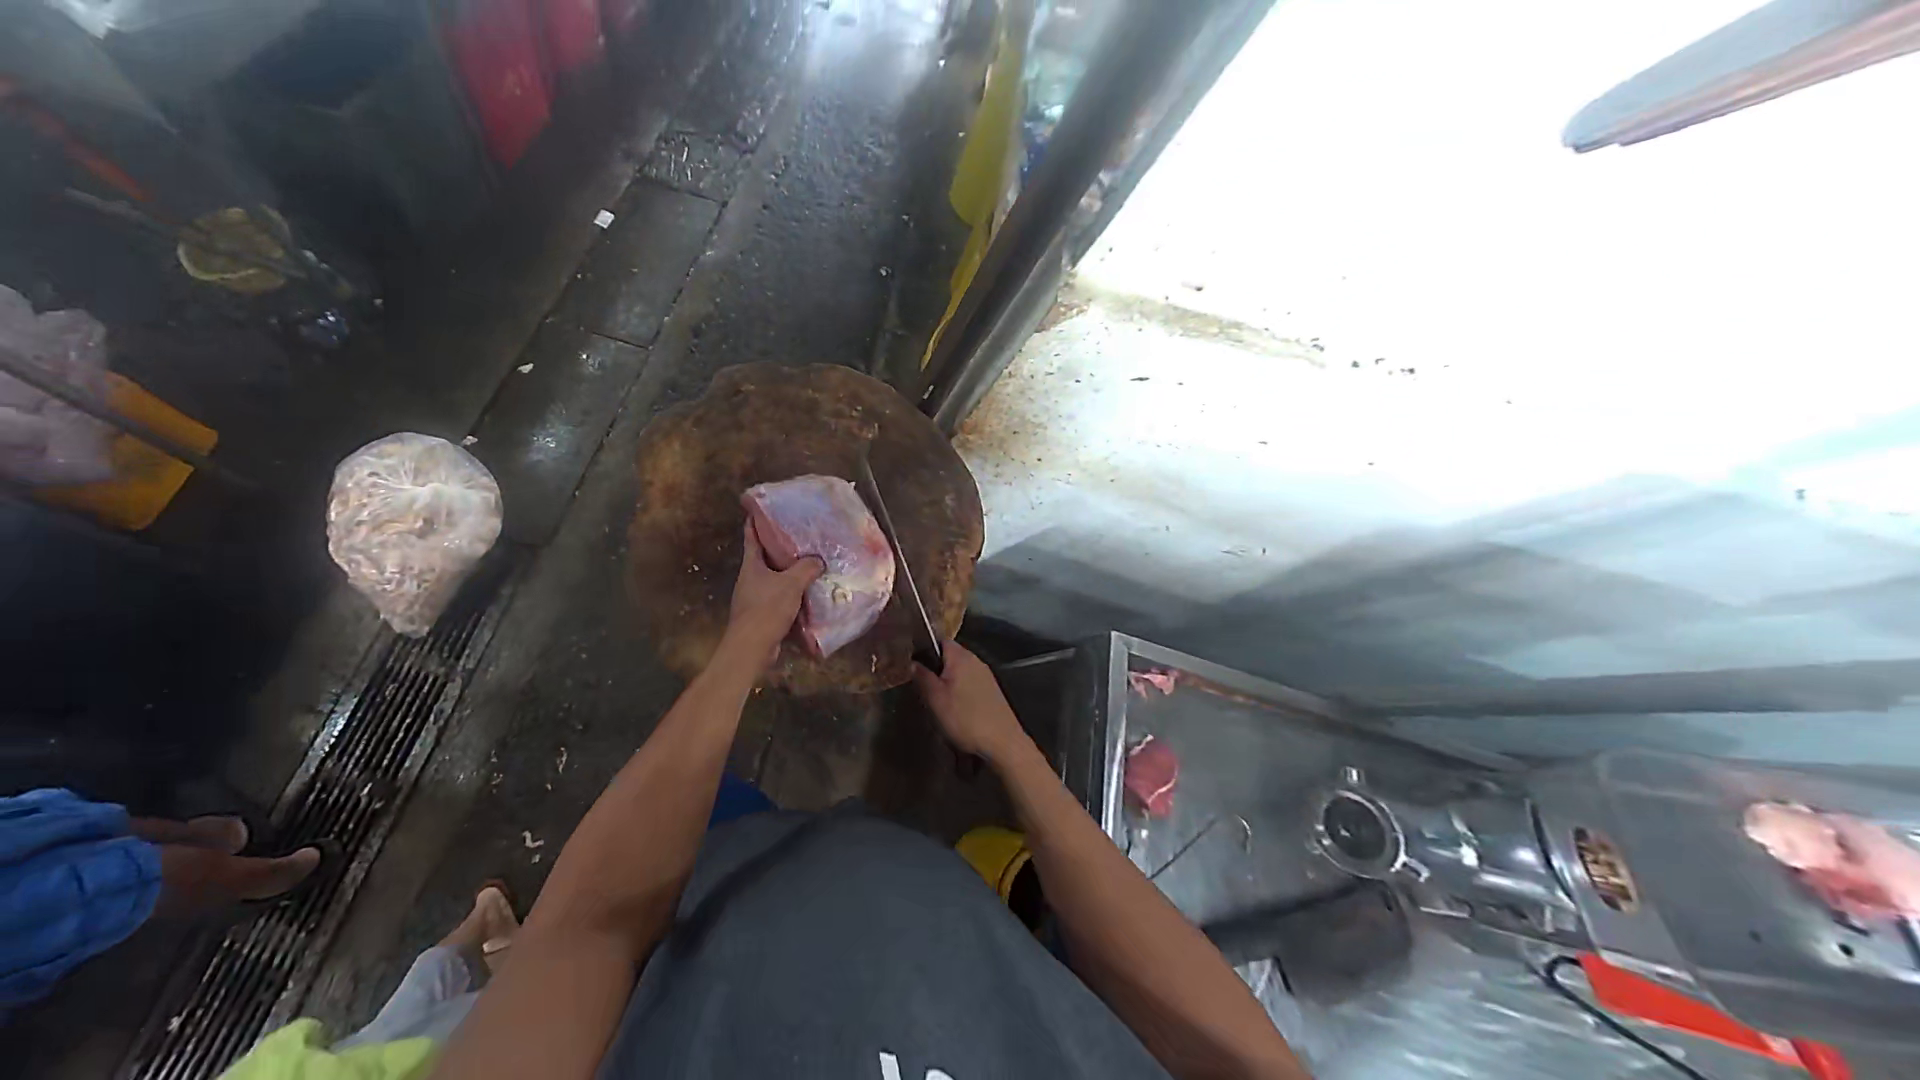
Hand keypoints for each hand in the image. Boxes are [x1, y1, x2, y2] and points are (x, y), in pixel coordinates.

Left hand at [721, 520, 822, 668]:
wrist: (751, 647)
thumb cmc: (766, 609)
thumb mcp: (791, 583)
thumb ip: (806, 568)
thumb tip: (818, 560)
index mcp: (751, 565)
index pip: (752, 537)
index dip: (756, 522)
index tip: (761, 509)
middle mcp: (750, 579)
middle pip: (764, 558)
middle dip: (779, 548)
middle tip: (799, 537)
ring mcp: (753, 597)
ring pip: (773, 579)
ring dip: (787, 573)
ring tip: (809, 565)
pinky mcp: (761, 615)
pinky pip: (778, 598)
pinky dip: (791, 594)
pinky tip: (807, 594)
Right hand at [911, 642, 1029, 763]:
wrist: (1002, 743)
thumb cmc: (964, 718)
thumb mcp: (934, 698)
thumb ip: (921, 676)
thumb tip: (912, 662)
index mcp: (961, 657)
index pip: (940, 640)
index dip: (924, 648)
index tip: (913, 664)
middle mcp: (976, 661)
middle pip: (950, 657)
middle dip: (935, 669)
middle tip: (922, 687)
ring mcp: (986, 676)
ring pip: (960, 672)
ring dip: (947, 683)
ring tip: (937, 702)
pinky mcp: (992, 692)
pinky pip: (970, 684)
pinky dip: (960, 692)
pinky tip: (956, 710)